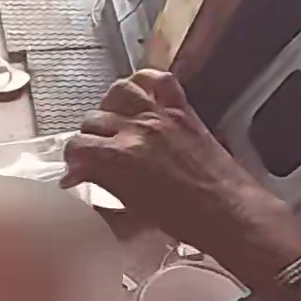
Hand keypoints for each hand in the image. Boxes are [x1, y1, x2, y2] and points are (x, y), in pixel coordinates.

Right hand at [62, 70, 300, 284]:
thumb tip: (81, 174)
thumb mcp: (132, 207)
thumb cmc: (183, 220)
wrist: (227, 212)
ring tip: (113, 121)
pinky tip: (140, 96)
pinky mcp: (183, 110)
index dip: (73, 160)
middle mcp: (137, 129)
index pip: (78, 146)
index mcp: (119, 158)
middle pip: (94, 119)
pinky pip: (159, 80)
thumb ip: (103, 183)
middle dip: (88, 138)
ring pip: (120, 91)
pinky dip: (145, 83)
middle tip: (94, 153)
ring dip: (110, 105)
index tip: (76, 171)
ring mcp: (161, 115)